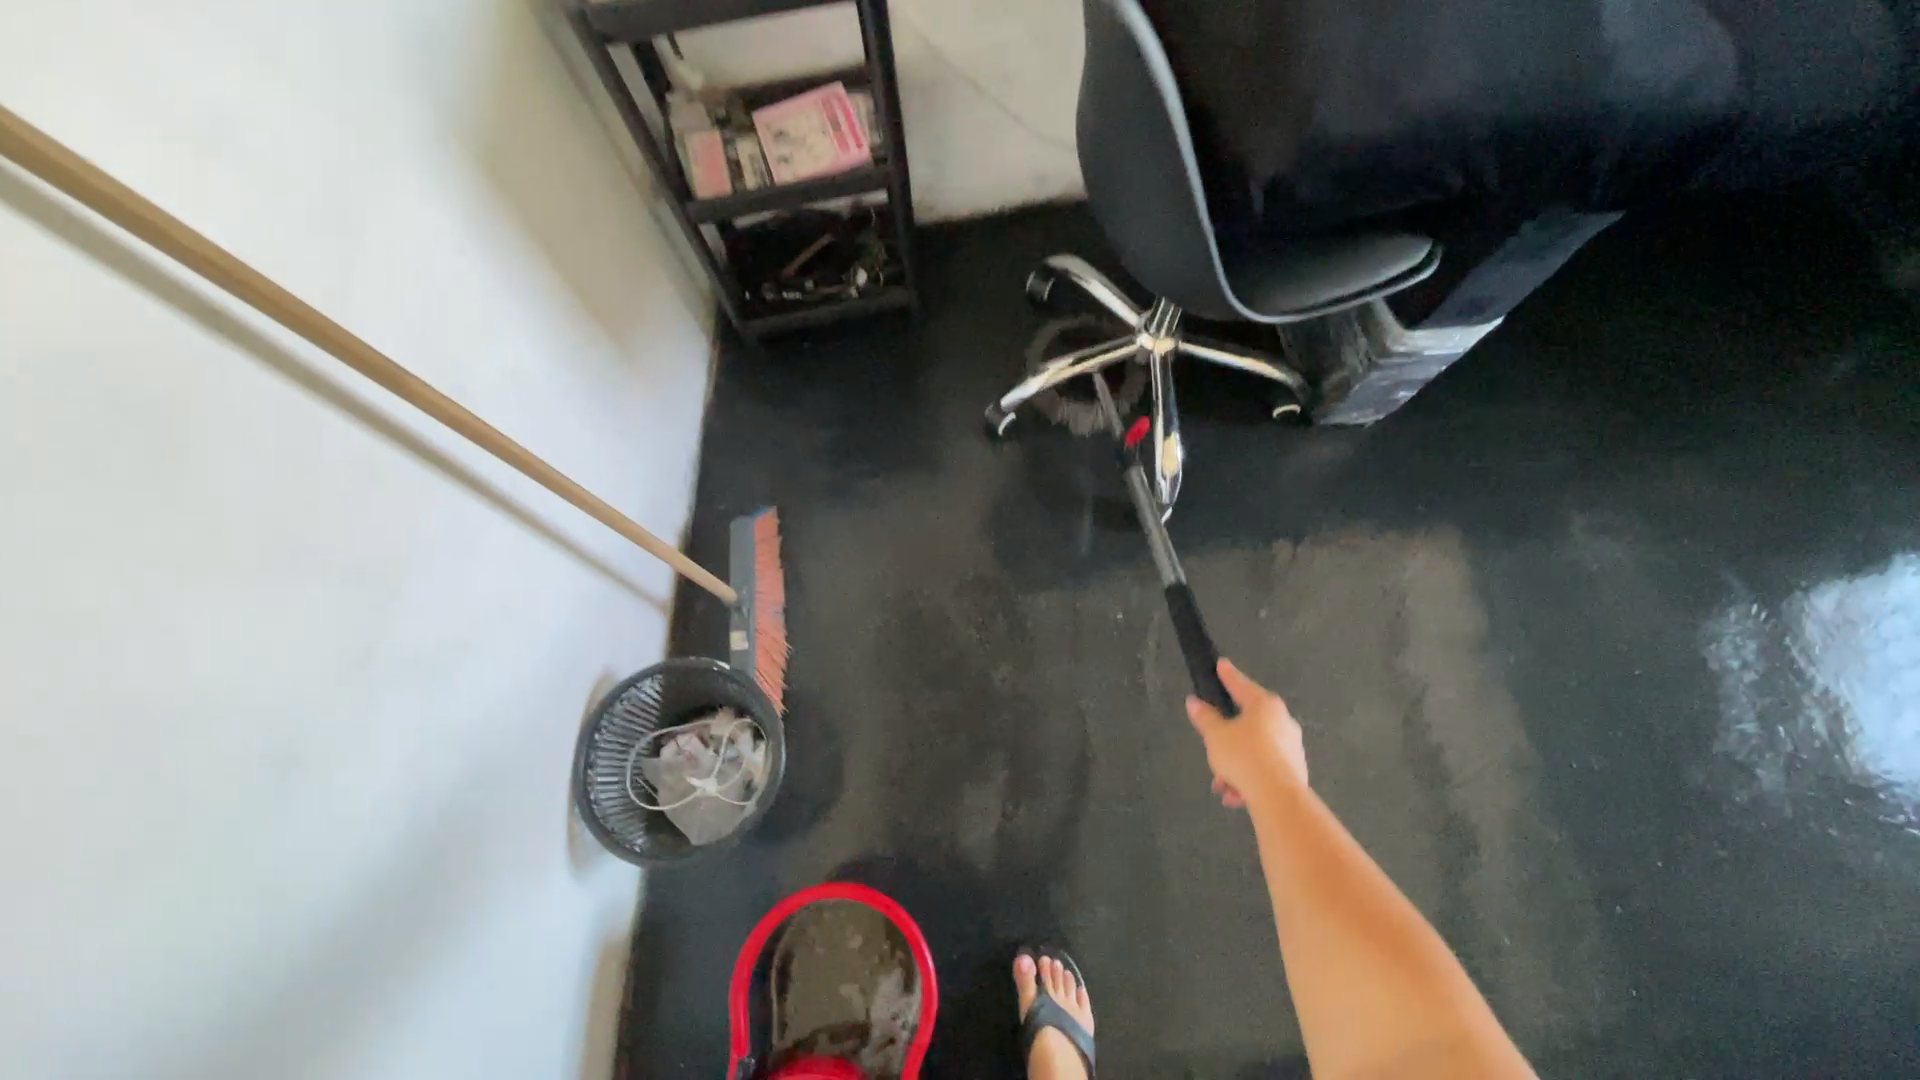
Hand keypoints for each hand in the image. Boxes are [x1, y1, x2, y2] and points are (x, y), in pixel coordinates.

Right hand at [1186, 659, 1306, 808]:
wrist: (1278, 796)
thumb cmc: (1243, 756)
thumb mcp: (1215, 736)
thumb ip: (1205, 717)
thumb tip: (1194, 701)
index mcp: (1264, 705)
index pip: (1240, 684)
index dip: (1227, 675)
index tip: (1222, 664)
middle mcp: (1283, 721)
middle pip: (1247, 723)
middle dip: (1227, 741)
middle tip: (1212, 752)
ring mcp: (1292, 746)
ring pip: (1255, 750)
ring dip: (1236, 766)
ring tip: (1223, 785)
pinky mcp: (1296, 770)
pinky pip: (1265, 768)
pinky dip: (1250, 778)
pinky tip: (1236, 796)